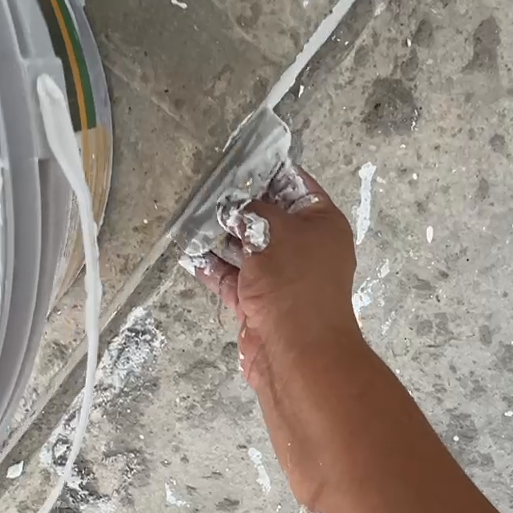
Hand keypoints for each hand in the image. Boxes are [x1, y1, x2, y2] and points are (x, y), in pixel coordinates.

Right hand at [189, 166, 364, 388]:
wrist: (296, 351)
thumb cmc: (293, 281)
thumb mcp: (273, 229)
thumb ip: (252, 210)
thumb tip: (237, 208)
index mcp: (322, 225)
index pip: (297, 187)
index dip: (269, 172)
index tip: (240, 161)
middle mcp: (304, 250)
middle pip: (268, 219)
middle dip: (238, 207)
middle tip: (207, 190)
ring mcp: (280, 280)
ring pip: (247, 251)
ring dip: (220, 238)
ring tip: (192, 218)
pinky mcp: (258, 306)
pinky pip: (233, 280)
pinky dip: (212, 268)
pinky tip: (189, 254)